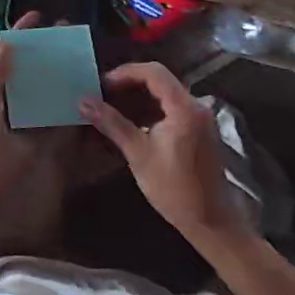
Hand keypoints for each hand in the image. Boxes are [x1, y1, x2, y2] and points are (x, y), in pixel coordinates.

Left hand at [0, 12, 68, 250]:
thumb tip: (9, 41)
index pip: (8, 53)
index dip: (22, 35)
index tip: (39, 16)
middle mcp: (9, 98)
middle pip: (31, 70)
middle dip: (49, 53)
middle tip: (74, 36)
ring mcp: (25, 119)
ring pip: (47, 92)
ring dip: (64, 77)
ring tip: (87, 59)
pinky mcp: (40, 140)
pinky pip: (59, 120)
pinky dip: (72, 107)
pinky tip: (91, 94)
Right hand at [79, 62, 247, 247]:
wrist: (211, 221)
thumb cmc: (174, 187)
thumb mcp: (138, 153)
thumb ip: (111, 123)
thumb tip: (83, 101)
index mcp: (184, 109)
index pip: (153, 72)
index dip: (124, 73)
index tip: (100, 85)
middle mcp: (195, 107)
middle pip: (159, 79)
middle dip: (127, 83)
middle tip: (100, 95)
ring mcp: (199, 118)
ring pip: (163, 93)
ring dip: (136, 96)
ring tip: (109, 107)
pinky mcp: (198, 130)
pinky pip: (170, 107)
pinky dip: (147, 108)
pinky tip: (129, 122)